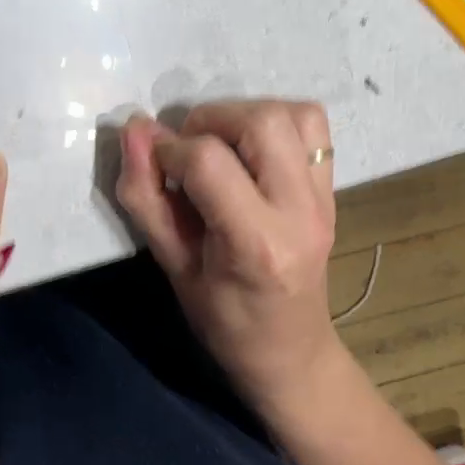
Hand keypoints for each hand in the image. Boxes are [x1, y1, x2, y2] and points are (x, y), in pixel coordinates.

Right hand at [114, 101, 340, 403]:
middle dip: (209, 122)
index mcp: (258, 243)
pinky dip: (273, 122)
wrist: (290, 351)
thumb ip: (146, 195)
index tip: (153, 168)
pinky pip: (311, 125)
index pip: (209, 160)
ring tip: (217, 148)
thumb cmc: (222, 319)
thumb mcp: (169, 263)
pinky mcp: (330, 188)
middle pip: (262, 122)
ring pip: (292, 113)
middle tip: (186, 153)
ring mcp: (324, 197)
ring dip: (242, 116)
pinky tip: (246, 151)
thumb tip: (134, 129)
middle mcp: (301, 211)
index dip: (169, 151)